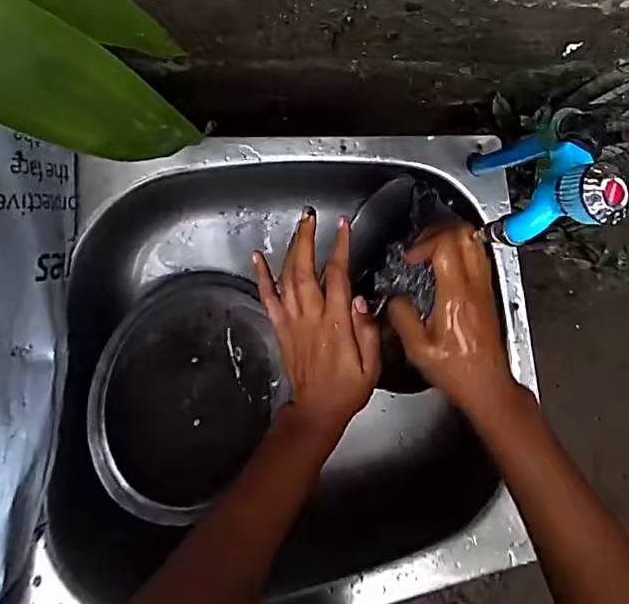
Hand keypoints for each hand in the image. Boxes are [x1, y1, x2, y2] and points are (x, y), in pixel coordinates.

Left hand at [252, 209, 380, 442]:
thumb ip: (367, 330)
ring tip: (298, 226)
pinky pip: (268, 298)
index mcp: (335, 324)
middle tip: (310, 216)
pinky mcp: (281, 328)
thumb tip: (359, 297)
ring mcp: (292, 321)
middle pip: (305, 270)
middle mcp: (310, 317)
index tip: (343, 225)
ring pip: (287, 279)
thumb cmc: (348, 388)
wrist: (316, 412)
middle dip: (307, 240)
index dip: (340, 247)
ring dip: (290, 249)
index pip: (338, 276)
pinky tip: (258, 258)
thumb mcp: (371, 366)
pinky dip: (262, 276)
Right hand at [387, 224, 521, 419]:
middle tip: (419, 246)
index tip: (411, 257)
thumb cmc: (458, 372)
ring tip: (431, 250)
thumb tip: (395, 299)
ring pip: (474, 241)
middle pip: (463, 234)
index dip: (424, 243)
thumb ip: (402, 317)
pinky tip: (446, 265)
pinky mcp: (487, 293)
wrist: (488, 386)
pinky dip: (461, 250)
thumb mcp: (418, 349)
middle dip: (436, 232)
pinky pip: (478, 256)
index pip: (446, 245)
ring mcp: (484, 287)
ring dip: (450, 237)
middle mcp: (473, 286)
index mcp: (456, 295)